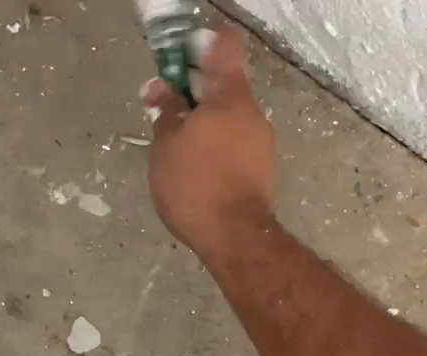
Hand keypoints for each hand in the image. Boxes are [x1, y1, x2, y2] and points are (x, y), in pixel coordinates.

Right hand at [145, 27, 277, 257]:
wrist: (234, 238)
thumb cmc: (195, 186)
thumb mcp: (166, 147)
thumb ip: (165, 112)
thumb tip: (161, 90)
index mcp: (231, 96)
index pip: (224, 46)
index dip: (201, 48)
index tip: (180, 65)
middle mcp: (254, 115)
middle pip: (226, 90)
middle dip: (198, 99)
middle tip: (170, 118)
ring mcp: (264, 146)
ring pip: (232, 124)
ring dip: (208, 131)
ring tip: (182, 156)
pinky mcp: (264, 174)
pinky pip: (238, 151)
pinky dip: (220, 154)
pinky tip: (201, 177)